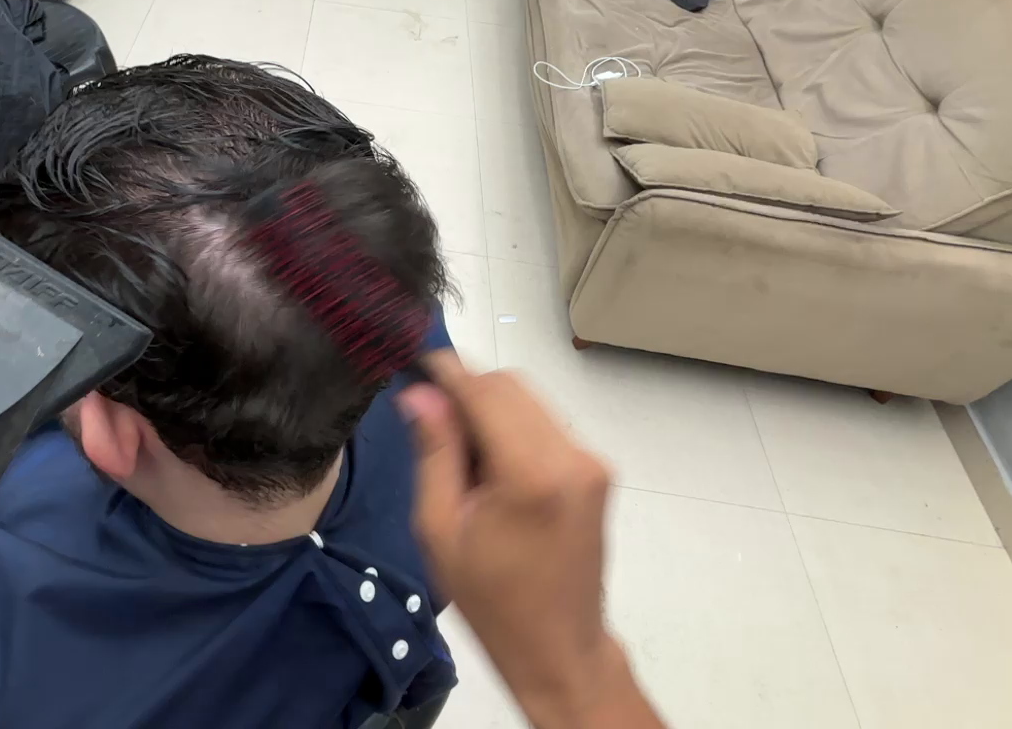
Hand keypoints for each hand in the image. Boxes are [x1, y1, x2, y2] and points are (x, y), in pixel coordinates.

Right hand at [400, 352, 662, 728]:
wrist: (561, 651)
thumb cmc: (490, 598)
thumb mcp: (439, 528)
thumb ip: (434, 451)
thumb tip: (419, 393)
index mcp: (530, 474)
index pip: (484, 391)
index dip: (447, 371)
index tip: (415, 360)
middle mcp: (571, 456)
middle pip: (510, 385)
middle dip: (467, 387)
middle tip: (430, 415)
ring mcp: (591, 461)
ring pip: (528, 398)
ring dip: (489, 405)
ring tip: (462, 450)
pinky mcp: (596, 469)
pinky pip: (544, 421)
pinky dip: (512, 423)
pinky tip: (492, 462)